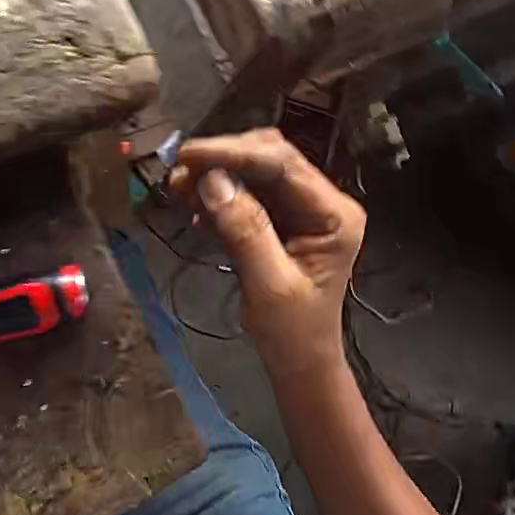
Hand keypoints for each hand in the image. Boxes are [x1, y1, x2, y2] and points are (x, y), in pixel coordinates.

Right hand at [170, 129, 365, 375]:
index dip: (235, 154)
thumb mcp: (269, 285)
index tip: (190, 155)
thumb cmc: (293, 332)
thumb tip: (212, 181)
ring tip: (179, 187)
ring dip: (217, 175)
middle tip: (179, 170)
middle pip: (271, 159)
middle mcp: (324, 204)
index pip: (285, 165)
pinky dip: (220, 195)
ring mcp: (303, 210)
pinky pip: (250, 194)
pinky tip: (194, 206)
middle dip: (224, 161)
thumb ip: (244, 231)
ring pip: (257, 173)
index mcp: (335, 216)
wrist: (300, 360)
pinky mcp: (283, 220)